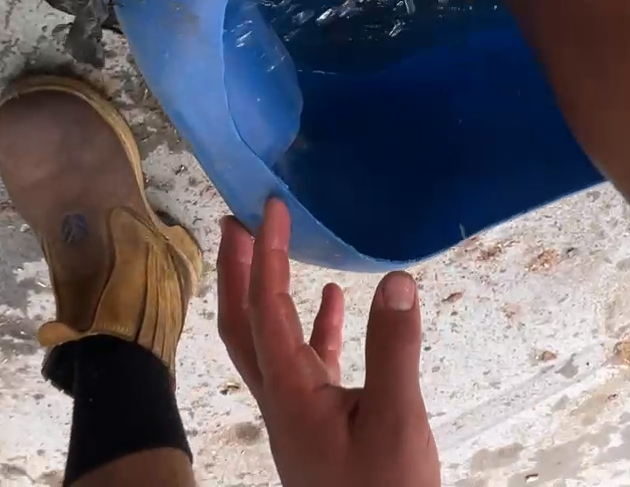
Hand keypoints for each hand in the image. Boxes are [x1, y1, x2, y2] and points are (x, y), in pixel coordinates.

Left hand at [216, 199, 440, 486]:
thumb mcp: (394, 421)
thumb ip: (393, 349)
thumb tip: (395, 278)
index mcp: (289, 391)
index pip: (264, 308)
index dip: (263, 253)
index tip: (268, 207)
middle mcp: (282, 396)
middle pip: (241, 322)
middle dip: (234, 269)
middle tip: (235, 220)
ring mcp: (300, 410)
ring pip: (269, 338)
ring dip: (266, 289)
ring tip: (274, 246)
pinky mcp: (323, 420)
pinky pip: (307, 357)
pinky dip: (313, 321)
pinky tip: (333, 299)